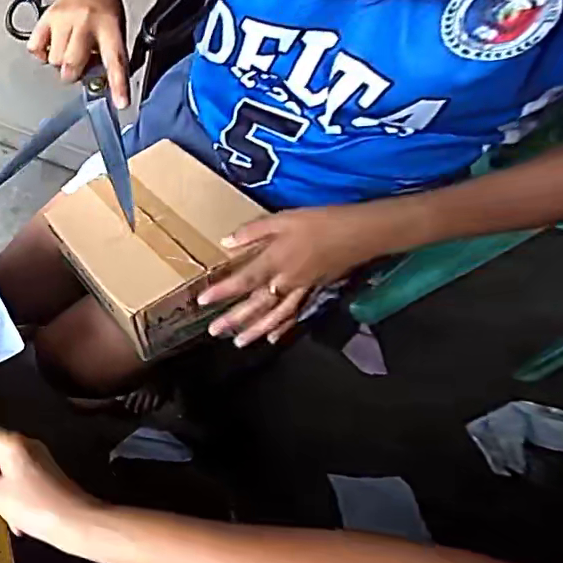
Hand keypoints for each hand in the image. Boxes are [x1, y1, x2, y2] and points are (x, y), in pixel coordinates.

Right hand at [0, 422, 102, 548]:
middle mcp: (26, 446)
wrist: (75, 522)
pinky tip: (17, 518)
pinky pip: (19, 478)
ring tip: (3, 512)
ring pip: (5, 468)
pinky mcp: (45, 474)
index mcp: (13, 444)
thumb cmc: (38, 507)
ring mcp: (37, 459)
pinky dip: (12, 495)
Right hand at [28, 0, 130, 107]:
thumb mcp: (117, 29)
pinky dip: (42, 53)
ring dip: (60, 62)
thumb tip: (101, 86)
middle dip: (74, 73)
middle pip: (72, 65)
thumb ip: (110, 56)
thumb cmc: (104, 8)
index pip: (116, 60)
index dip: (118, 85)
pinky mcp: (45, 19)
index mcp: (109, 27)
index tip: (121, 104)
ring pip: (53, 61)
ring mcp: (63, 20)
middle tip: (81, 62)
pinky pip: (36, 49)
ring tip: (70, 47)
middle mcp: (85, 22)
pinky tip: (53, 44)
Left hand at [196, 206, 374, 346]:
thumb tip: (226, 242)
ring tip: (238, 343)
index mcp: (275, 261)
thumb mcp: (282, 219)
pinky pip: (296, 315)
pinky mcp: (315, 293)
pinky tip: (273, 337)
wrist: (359, 233)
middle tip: (213, 332)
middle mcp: (286, 281)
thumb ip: (253, 232)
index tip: (203, 302)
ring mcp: (301, 290)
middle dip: (234, 320)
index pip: (243, 281)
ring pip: (275, 316)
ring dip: (256, 330)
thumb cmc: (320, 222)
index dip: (222, 292)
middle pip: (256, 305)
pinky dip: (283, 327)